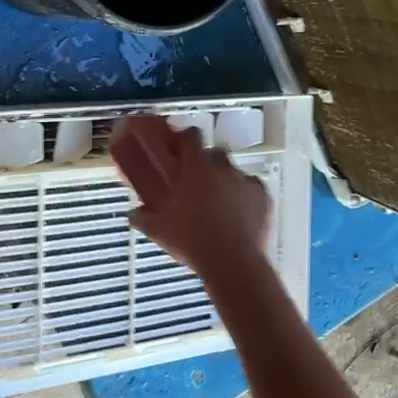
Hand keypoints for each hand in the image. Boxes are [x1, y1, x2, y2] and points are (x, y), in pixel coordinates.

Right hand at [110, 114, 270, 282]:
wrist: (232, 261)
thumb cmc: (190, 239)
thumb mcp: (158, 229)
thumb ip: (142, 217)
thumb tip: (133, 213)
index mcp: (195, 167)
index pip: (191, 136)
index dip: (185, 138)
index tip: (179, 147)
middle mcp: (222, 167)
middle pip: (214, 153)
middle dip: (206, 163)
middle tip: (196, 182)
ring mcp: (245, 180)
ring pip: (233, 172)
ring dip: (225, 181)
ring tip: (218, 202)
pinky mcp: (264, 197)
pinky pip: (252, 189)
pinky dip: (245, 197)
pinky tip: (239, 213)